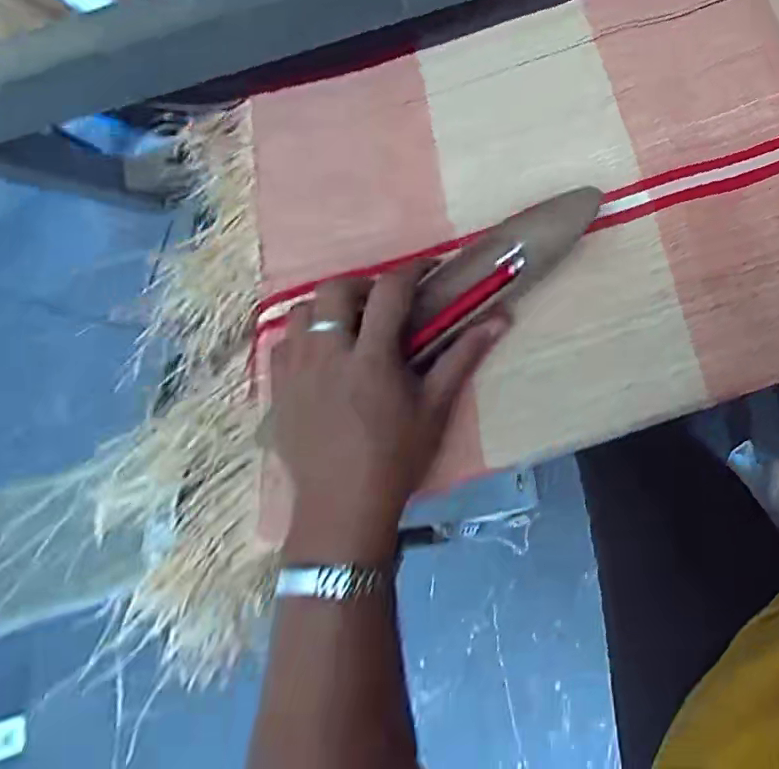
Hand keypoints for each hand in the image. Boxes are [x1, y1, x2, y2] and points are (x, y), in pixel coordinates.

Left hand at [270, 262, 507, 562]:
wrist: (342, 509)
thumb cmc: (397, 458)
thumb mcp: (436, 407)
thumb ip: (463, 356)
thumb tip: (499, 319)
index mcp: (371, 358)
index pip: (388, 292)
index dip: (410, 271)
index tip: (426, 269)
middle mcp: (327, 356)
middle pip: (334, 291)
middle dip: (362, 285)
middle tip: (383, 301)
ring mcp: (296, 372)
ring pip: (302, 312)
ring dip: (329, 307)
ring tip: (351, 325)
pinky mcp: (278, 390)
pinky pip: (282, 342)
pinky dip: (304, 334)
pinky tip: (323, 353)